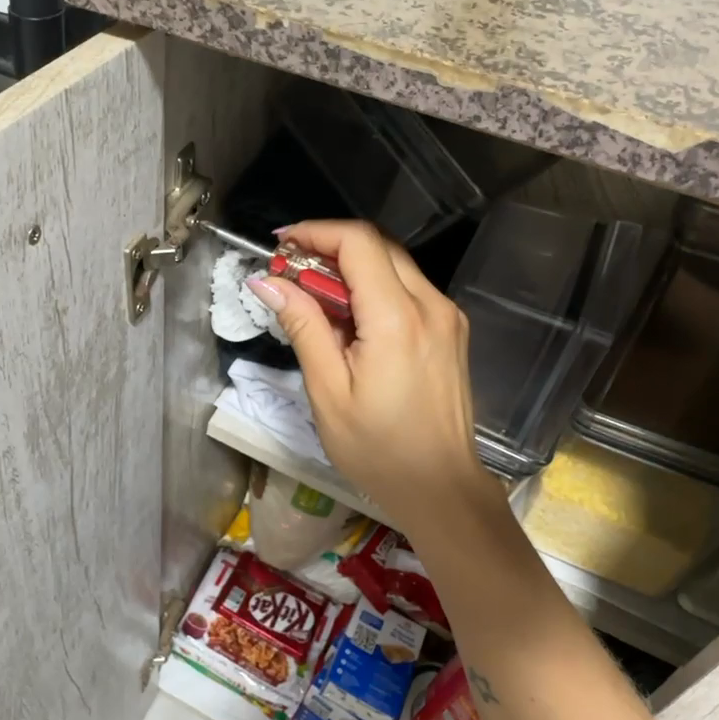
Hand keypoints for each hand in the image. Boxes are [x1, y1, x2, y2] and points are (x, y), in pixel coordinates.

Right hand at [245, 220, 493, 529]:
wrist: (441, 488)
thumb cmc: (378, 449)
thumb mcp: (328, 391)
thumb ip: (303, 326)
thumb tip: (267, 281)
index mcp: (397, 318)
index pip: (358, 243)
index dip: (315, 232)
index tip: (280, 246)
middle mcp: (430, 304)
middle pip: (377, 245)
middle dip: (329, 247)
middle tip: (289, 272)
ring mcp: (447, 316)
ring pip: (394, 264)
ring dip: (351, 268)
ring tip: (313, 297)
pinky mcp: (451, 330)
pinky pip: (408, 289)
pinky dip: (374, 287)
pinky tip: (349, 319)